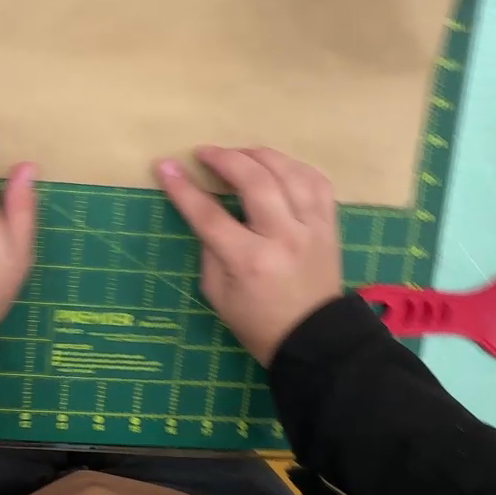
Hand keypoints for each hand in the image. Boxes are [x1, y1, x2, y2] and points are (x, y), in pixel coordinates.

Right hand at [156, 146, 342, 363]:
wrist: (314, 341)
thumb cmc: (257, 322)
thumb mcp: (217, 293)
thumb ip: (211, 247)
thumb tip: (207, 209)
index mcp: (250, 261)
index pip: (210, 214)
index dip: (184, 188)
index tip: (165, 166)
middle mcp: (284, 238)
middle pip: (255, 181)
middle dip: (225, 159)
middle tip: (204, 153)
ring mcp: (312, 229)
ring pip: (289, 172)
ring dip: (260, 156)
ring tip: (240, 156)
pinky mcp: (330, 226)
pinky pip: (316, 181)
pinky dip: (294, 167)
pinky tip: (276, 167)